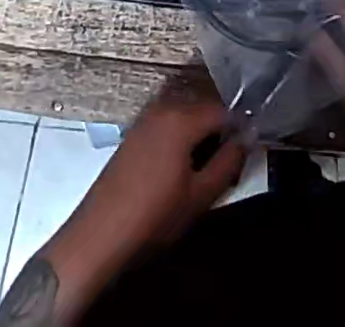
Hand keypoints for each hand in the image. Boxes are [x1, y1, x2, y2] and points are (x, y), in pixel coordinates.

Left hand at [36, 78, 245, 322]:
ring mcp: (144, 119)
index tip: (247, 148)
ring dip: (199, 133)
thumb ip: (228, 162)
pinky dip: (180, 136)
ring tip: (205, 164)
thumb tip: (245, 140)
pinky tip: (179, 165)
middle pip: (203, 108)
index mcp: (182, 119)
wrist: (98, 236)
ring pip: (185, 115)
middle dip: (219, 129)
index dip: (240, 128)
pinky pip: (167, 123)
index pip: (224, 111)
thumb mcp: (200, 195)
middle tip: (228, 159)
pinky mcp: (132, 133)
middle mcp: (163, 109)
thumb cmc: (153, 216)